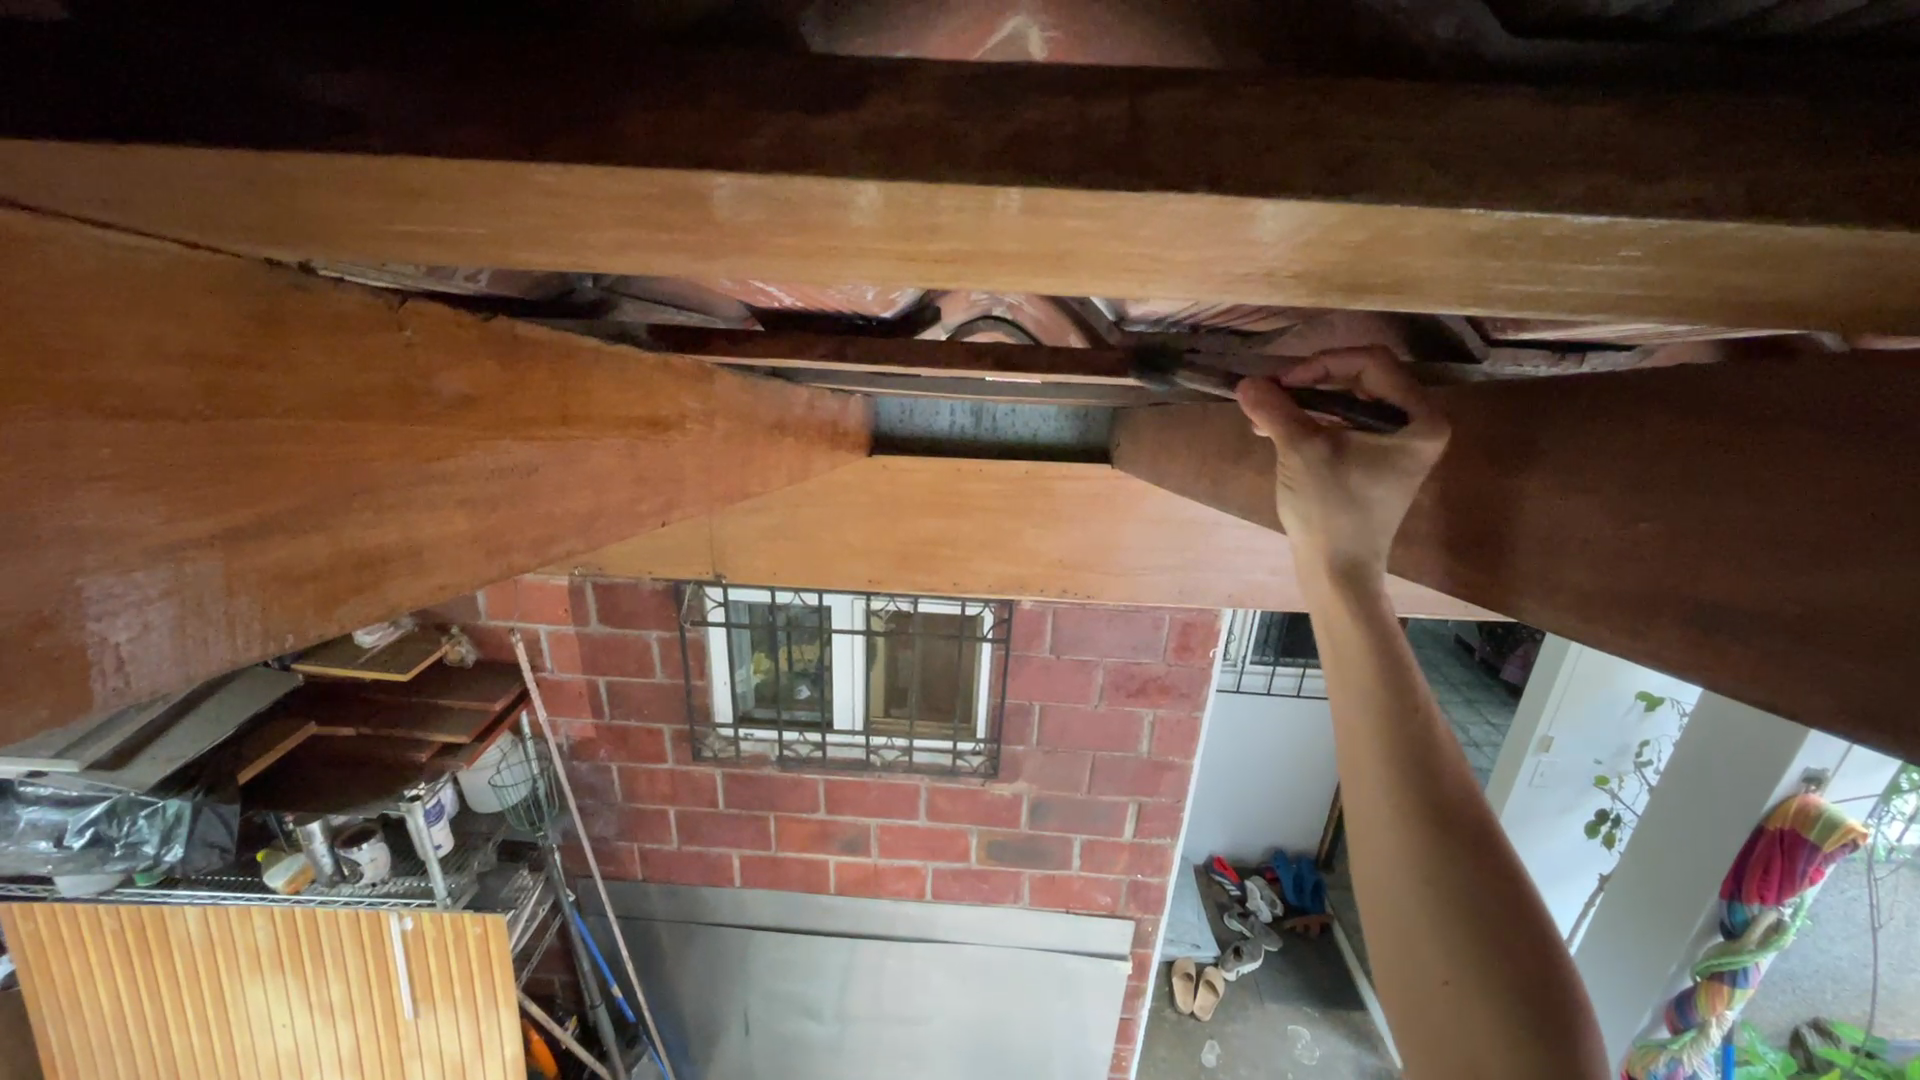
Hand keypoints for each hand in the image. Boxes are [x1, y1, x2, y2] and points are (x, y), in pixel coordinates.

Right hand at [1235, 347, 1449, 582]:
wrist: (1337, 569)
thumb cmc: (1330, 509)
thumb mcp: (1301, 451)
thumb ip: (1275, 409)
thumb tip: (1244, 382)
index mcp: (1419, 418)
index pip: (1372, 363)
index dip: (1322, 364)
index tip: (1282, 382)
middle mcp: (1417, 425)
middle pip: (1360, 379)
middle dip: (1310, 383)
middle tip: (1271, 394)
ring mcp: (1398, 444)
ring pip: (1347, 402)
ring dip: (1304, 403)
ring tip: (1265, 416)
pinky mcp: (1376, 460)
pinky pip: (1344, 425)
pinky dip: (1311, 423)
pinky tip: (1276, 432)